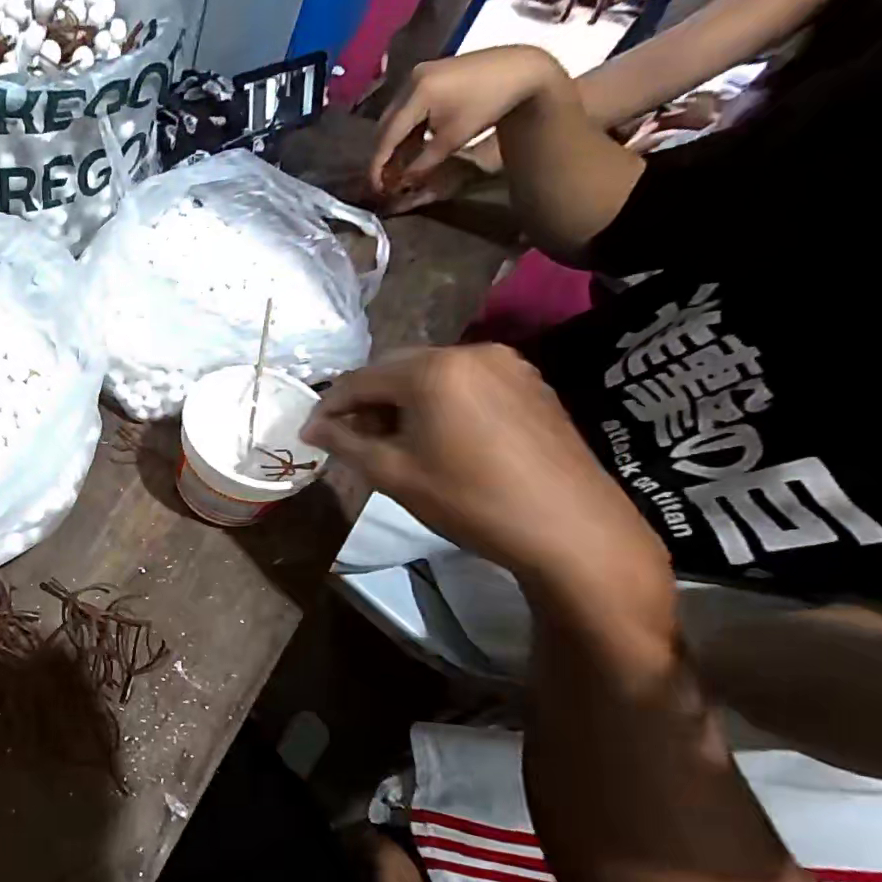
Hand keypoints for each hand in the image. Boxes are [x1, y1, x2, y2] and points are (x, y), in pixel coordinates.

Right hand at [303, 346, 669, 602]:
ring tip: (392, 440)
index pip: (360, 379)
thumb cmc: (470, 500)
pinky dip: (439, 401)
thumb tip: (313, 428)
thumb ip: (346, 443)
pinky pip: (465, 382)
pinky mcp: (531, 383)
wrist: (571, 529)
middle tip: (350, 439)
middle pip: (396, 368)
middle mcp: (469, 352)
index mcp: (432, 370)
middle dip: (366, 401)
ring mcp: (507, 364)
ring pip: (432, 374)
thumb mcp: (394, 474)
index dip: (329, 406)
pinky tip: (436, 435)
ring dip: (402, 400)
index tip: (310, 434)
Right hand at [371, 46, 567, 193]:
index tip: (375, 188)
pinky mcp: (429, 73)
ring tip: (399, 163)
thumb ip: (421, 163)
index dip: (378, 165)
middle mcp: (411, 79)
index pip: (387, 136)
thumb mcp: (452, 140)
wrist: (521, 70)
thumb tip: (401, 182)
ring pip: (395, 115)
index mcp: (417, 93)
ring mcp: (420, 73)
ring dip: (395, 140)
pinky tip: (413, 142)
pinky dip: (407, 126)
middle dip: (384, 153)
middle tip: (385, 178)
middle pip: (386, 124)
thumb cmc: (489, 104)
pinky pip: (408, 105)